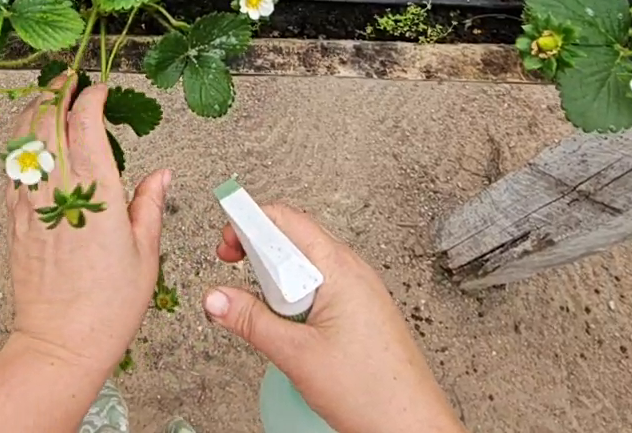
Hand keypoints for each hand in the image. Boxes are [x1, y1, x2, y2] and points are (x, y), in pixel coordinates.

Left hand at [6, 84, 171, 378]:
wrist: (60, 343)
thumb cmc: (107, 305)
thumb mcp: (145, 253)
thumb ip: (150, 203)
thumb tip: (162, 173)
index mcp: (97, 191)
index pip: (86, 122)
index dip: (91, 96)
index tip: (100, 89)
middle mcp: (61, 188)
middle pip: (49, 119)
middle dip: (57, 90)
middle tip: (68, 77)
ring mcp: (32, 201)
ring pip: (25, 138)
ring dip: (34, 109)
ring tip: (46, 95)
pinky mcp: (15, 218)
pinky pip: (12, 168)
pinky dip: (19, 143)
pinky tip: (27, 138)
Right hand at [204, 204, 465, 432]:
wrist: (415, 431)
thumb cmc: (373, 395)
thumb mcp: (296, 354)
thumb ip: (250, 321)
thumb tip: (215, 298)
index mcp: (338, 268)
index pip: (285, 220)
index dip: (248, 222)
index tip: (225, 240)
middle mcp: (352, 270)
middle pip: (294, 236)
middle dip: (257, 247)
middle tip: (233, 265)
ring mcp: (360, 288)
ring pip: (306, 261)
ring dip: (277, 272)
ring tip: (264, 302)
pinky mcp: (362, 308)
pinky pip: (321, 282)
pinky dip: (296, 291)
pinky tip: (290, 319)